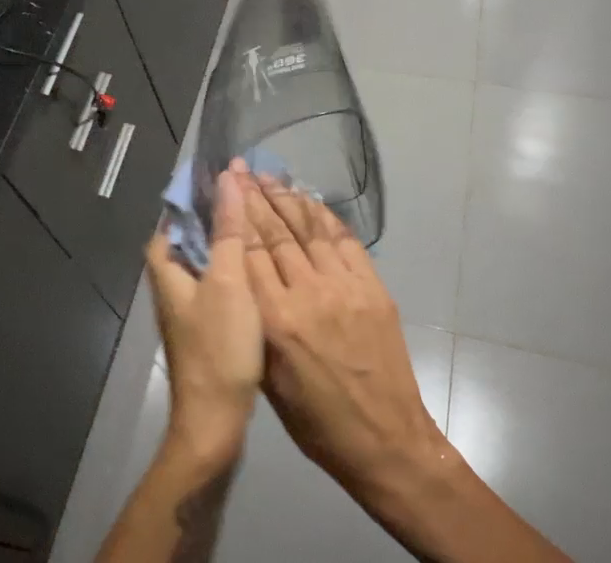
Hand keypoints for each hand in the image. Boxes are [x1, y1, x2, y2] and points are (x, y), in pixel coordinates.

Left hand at [145, 170, 263, 465]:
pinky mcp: (206, 321)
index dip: (202, 190)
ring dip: (231, 238)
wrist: (214, 420)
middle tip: (258, 191)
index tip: (234, 173)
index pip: (176, 211)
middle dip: (221, 211)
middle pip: (194, 231)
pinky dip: (238, 265)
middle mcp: (170, 278)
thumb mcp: (229, 281)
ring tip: (266, 219)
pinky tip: (265, 263)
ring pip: (209, 255)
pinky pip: (220, 279)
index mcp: (165, 264)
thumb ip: (228, 230)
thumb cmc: (218, 346)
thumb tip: (228, 178)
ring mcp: (187, 302)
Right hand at [233, 168, 444, 496]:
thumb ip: (255, 324)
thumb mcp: (269, 379)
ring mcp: (345, 288)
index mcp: (276, 321)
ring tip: (270, 176)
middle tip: (242, 170)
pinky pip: (345, 242)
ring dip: (287, 200)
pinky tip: (309, 201)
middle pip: (276, 235)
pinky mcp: (372, 289)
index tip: (225, 187)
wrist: (385, 440)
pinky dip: (325, 217)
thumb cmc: (316, 422)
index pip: (249, 253)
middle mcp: (308, 294)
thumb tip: (240, 281)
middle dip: (257, 198)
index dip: (236, 215)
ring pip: (309, 231)